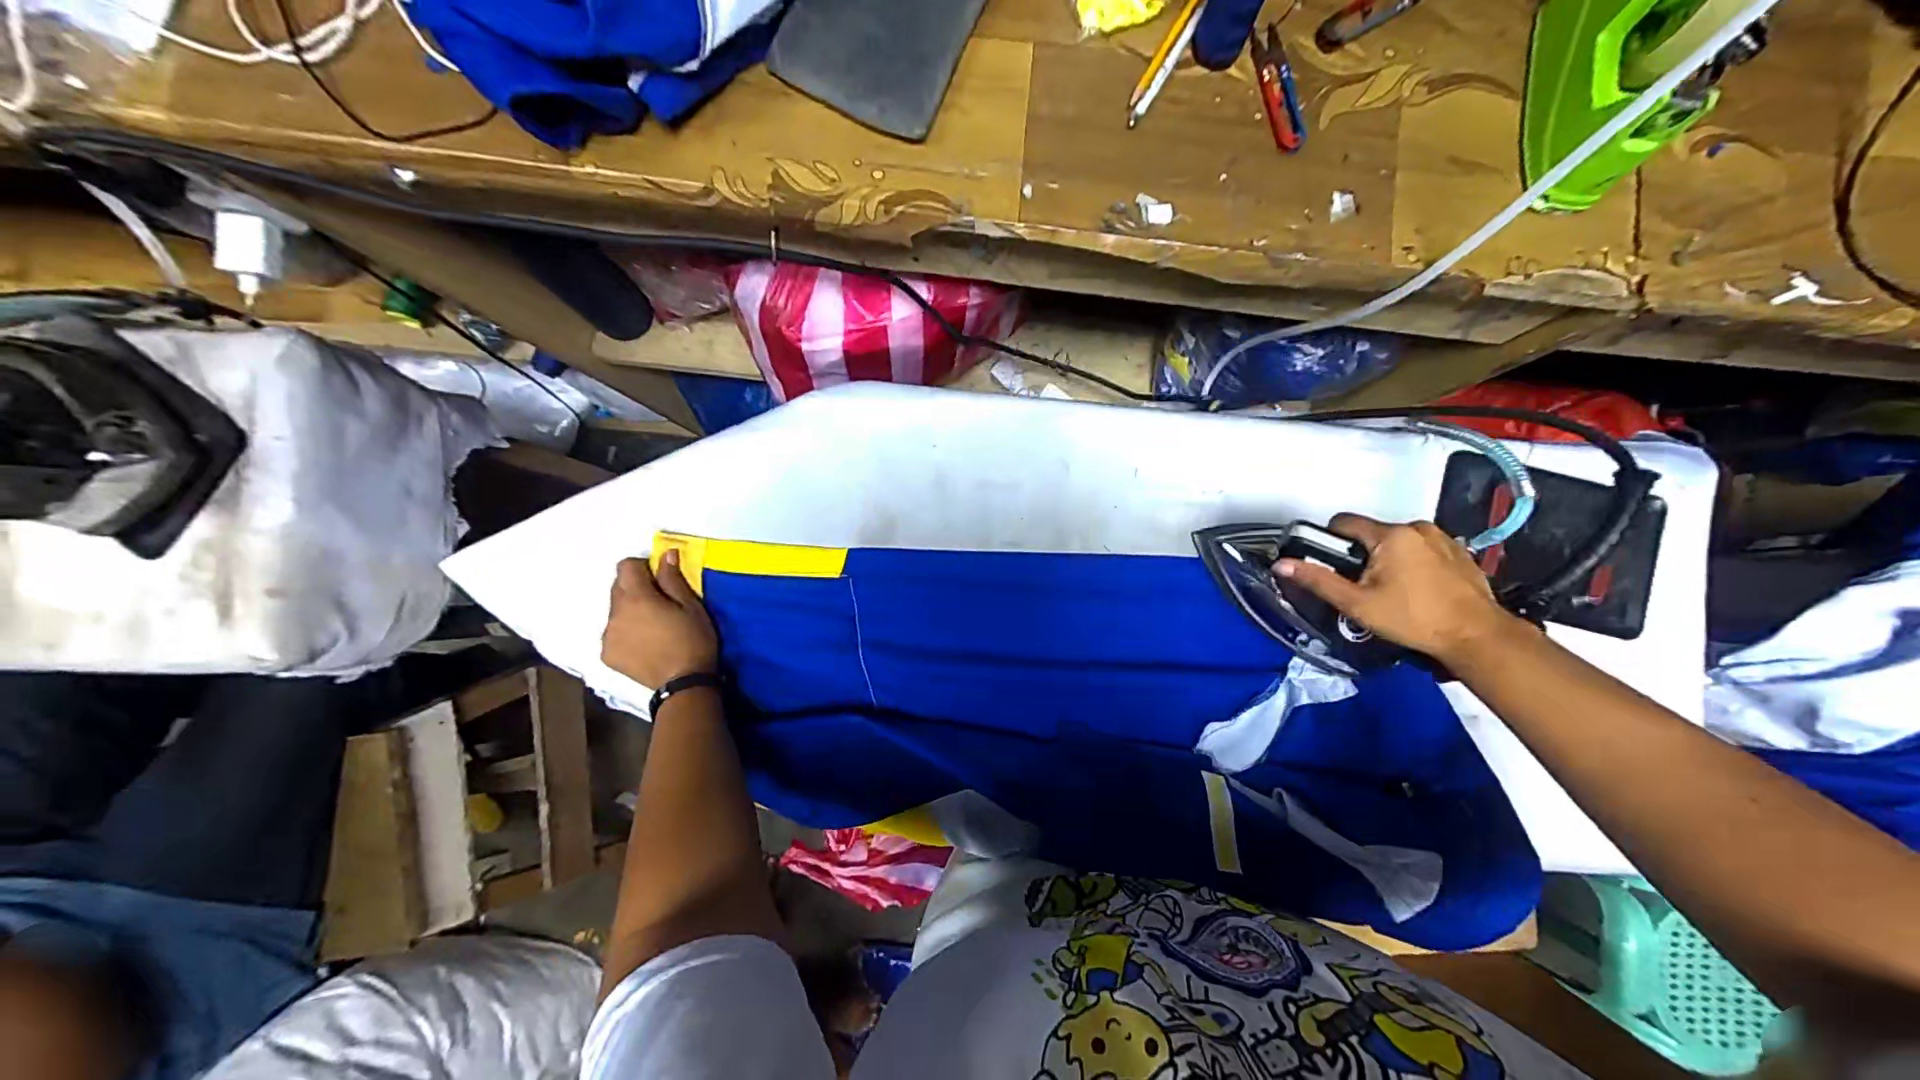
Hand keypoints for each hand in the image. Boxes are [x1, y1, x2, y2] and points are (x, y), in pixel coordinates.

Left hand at [601, 551, 718, 687]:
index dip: (643, 567)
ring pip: (614, 610)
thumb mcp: (691, 606)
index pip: (625, 566)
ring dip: (629, 610)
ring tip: (652, 626)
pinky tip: (644, 643)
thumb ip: (672, 578)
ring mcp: (607, 636)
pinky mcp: (607, 654)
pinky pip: (613, 631)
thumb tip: (665, 553)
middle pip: (617, 587)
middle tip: (659, 603)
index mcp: (636, 598)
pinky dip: (625, 631)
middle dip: (635, 587)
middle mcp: (614, 614)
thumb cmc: (693, 640)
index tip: (660, 578)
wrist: (684, 684)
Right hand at [1274, 513, 1517, 664]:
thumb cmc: (1413, 619)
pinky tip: (1417, 591)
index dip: (1329, 542)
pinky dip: (1414, 564)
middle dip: (1362, 556)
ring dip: (1388, 559)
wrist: (1476, 636)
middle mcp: (1418, 528)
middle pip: (1372, 534)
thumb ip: (1318, 580)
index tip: (1332, 567)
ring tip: (1392, 592)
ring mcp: (1442, 539)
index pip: (1344, 523)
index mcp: (1391, 535)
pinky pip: (1423, 550)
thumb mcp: (1357, 603)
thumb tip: (1281, 564)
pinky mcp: (1460, 552)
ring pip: (1398, 542)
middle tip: (1363, 588)